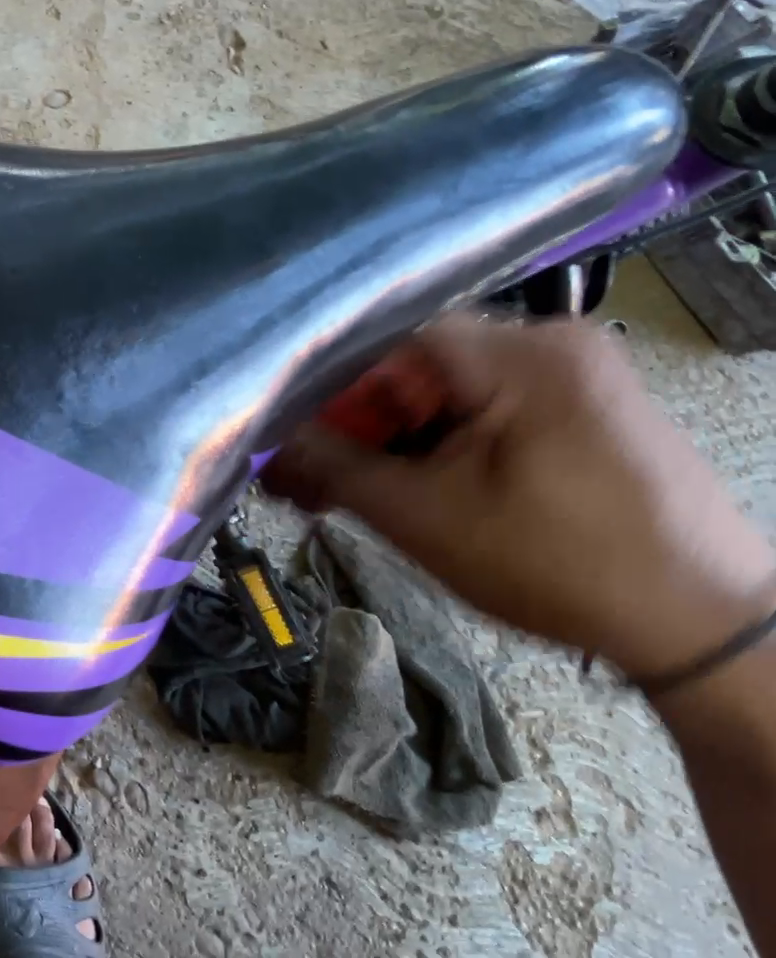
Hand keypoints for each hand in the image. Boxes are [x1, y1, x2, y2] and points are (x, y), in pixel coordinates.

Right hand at [267, 315, 775, 679]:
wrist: (705, 630)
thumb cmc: (558, 564)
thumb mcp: (419, 514)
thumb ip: (329, 463)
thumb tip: (264, 440)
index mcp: (519, 353)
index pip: (377, 340)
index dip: (314, 387)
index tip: (274, 434)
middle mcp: (548, 346)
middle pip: (405, 367)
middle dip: (343, 425)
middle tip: (293, 477)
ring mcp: (568, 377)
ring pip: (434, 393)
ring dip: (378, 441)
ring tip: (328, 492)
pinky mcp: (575, 411)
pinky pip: (472, 411)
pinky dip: (425, 447)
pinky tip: (387, 487)